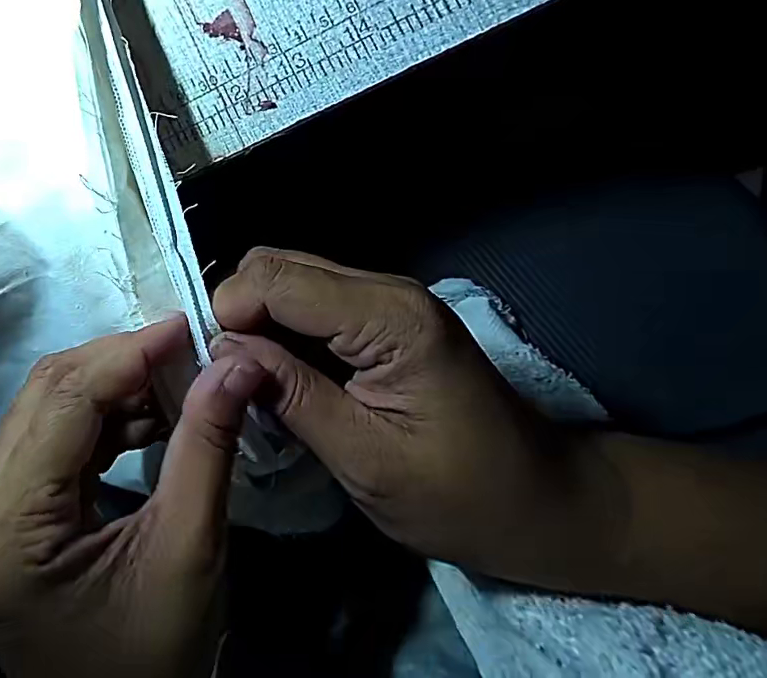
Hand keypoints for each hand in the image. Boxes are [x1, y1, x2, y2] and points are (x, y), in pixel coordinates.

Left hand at [0, 317, 266, 677]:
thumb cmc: (152, 667)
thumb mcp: (187, 557)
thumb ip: (205, 451)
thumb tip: (235, 367)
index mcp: (4, 527)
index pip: (63, 402)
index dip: (125, 355)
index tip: (181, 328)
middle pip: (47, 395)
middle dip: (118, 364)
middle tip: (182, 352)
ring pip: (47, 408)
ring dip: (111, 386)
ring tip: (174, 381)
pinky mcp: (3, 510)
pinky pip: (50, 438)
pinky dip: (99, 418)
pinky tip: (146, 415)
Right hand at [211, 249, 623, 586]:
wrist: (547, 503)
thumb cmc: (464, 497)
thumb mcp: (367, 462)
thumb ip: (290, 396)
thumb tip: (222, 352)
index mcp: (388, 318)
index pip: (275, 279)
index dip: (231, 314)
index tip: (219, 369)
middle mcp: (383, 287)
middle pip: (273, 264)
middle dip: (238, 310)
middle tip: (232, 372)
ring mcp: (382, 293)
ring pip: (283, 273)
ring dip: (256, 316)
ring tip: (253, 371)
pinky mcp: (377, 309)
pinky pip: (304, 295)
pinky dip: (277, 323)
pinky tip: (280, 365)